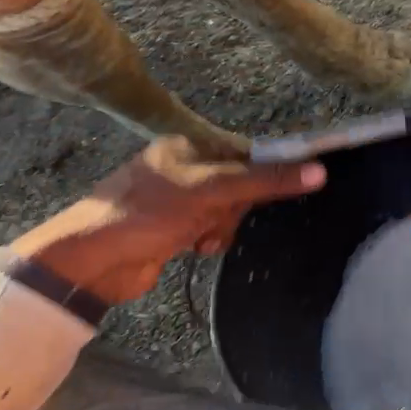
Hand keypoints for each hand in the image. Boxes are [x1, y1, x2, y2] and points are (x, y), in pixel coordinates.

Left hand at [9, 136, 325, 305]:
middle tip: (222, 216)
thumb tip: (321, 172)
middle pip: (244, 183)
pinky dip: (211, 239)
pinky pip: (213, 228)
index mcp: (188, 147)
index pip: (249, 153)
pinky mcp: (174, 228)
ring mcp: (178, 200)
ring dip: (224, 227)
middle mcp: (184, 168)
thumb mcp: (212, 191)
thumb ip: (266, 180)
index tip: (279, 192)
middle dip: (238, 207)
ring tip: (203, 238)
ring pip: (231, 209)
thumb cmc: (147, 213)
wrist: (89, 263)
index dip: (266, 173)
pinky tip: (195, 248)